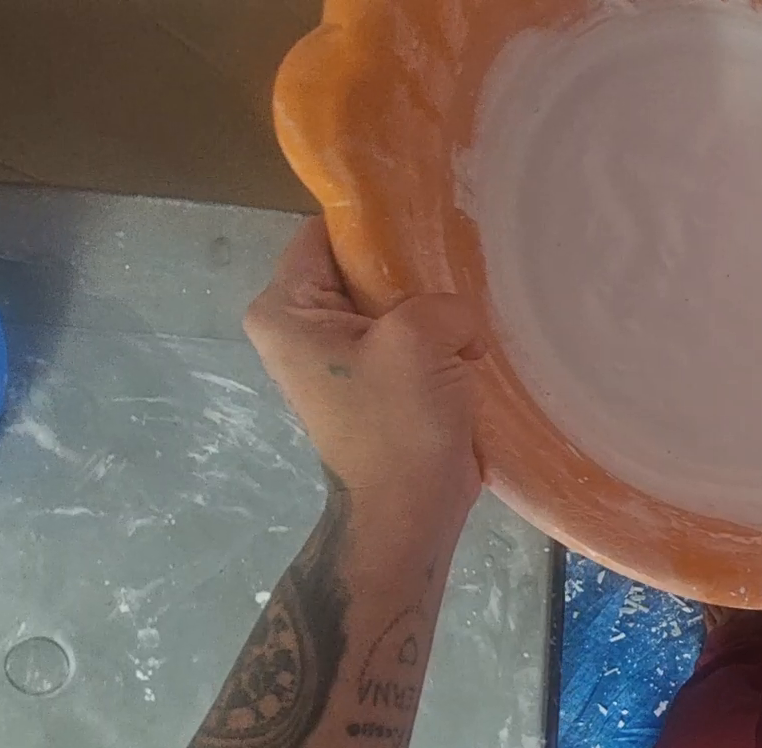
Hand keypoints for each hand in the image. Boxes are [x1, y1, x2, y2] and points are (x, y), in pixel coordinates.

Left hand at [244, 218, 483, 515]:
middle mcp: (306, 332)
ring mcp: (347, 364)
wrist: (411, 504)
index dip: (375, 228)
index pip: (324, 240)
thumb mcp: (419, 342)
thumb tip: (461, 318)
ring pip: (399, 314)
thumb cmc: (398, 424)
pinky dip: (445, 348)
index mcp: (287, 311)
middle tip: (465, 282)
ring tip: (474, 323)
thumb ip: (442, 303)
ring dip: (439, 319)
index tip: (433, 227)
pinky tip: (473, 353)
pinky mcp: (383, 390)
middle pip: (366, 276)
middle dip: (417, 279)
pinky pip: (415, 348)